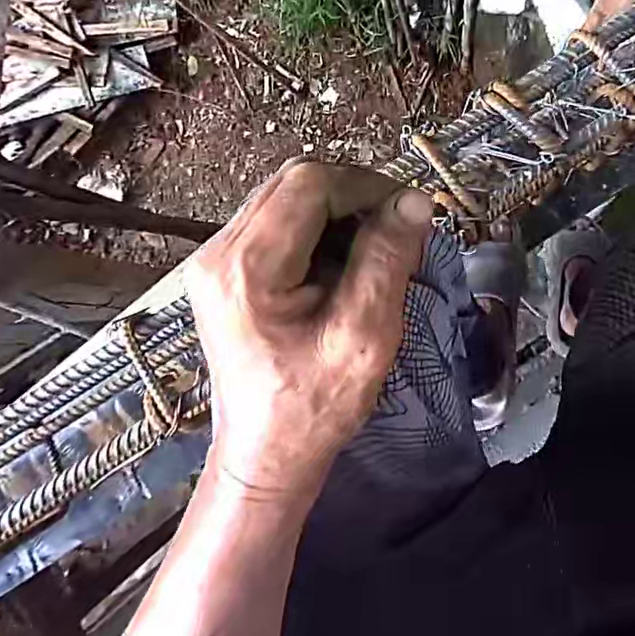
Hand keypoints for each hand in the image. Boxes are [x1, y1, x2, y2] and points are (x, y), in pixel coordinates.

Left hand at [183, 162, 434, 498]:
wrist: (267, 454)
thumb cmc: (316, 405)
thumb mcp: (365, 334)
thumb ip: (387, 259)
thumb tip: (414, 199)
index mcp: (247, 267)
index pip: (311, 183)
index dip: (367, 186)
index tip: (407, 216)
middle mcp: (220, 252)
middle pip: (297, 181)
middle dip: (356, 195)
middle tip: (396, 231)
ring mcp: (219, 259)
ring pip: (291, 195)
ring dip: (343, 210)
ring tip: (375, 249)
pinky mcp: (230, 269)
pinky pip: (284, 219)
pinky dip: (325, 226)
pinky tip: (346, 261)